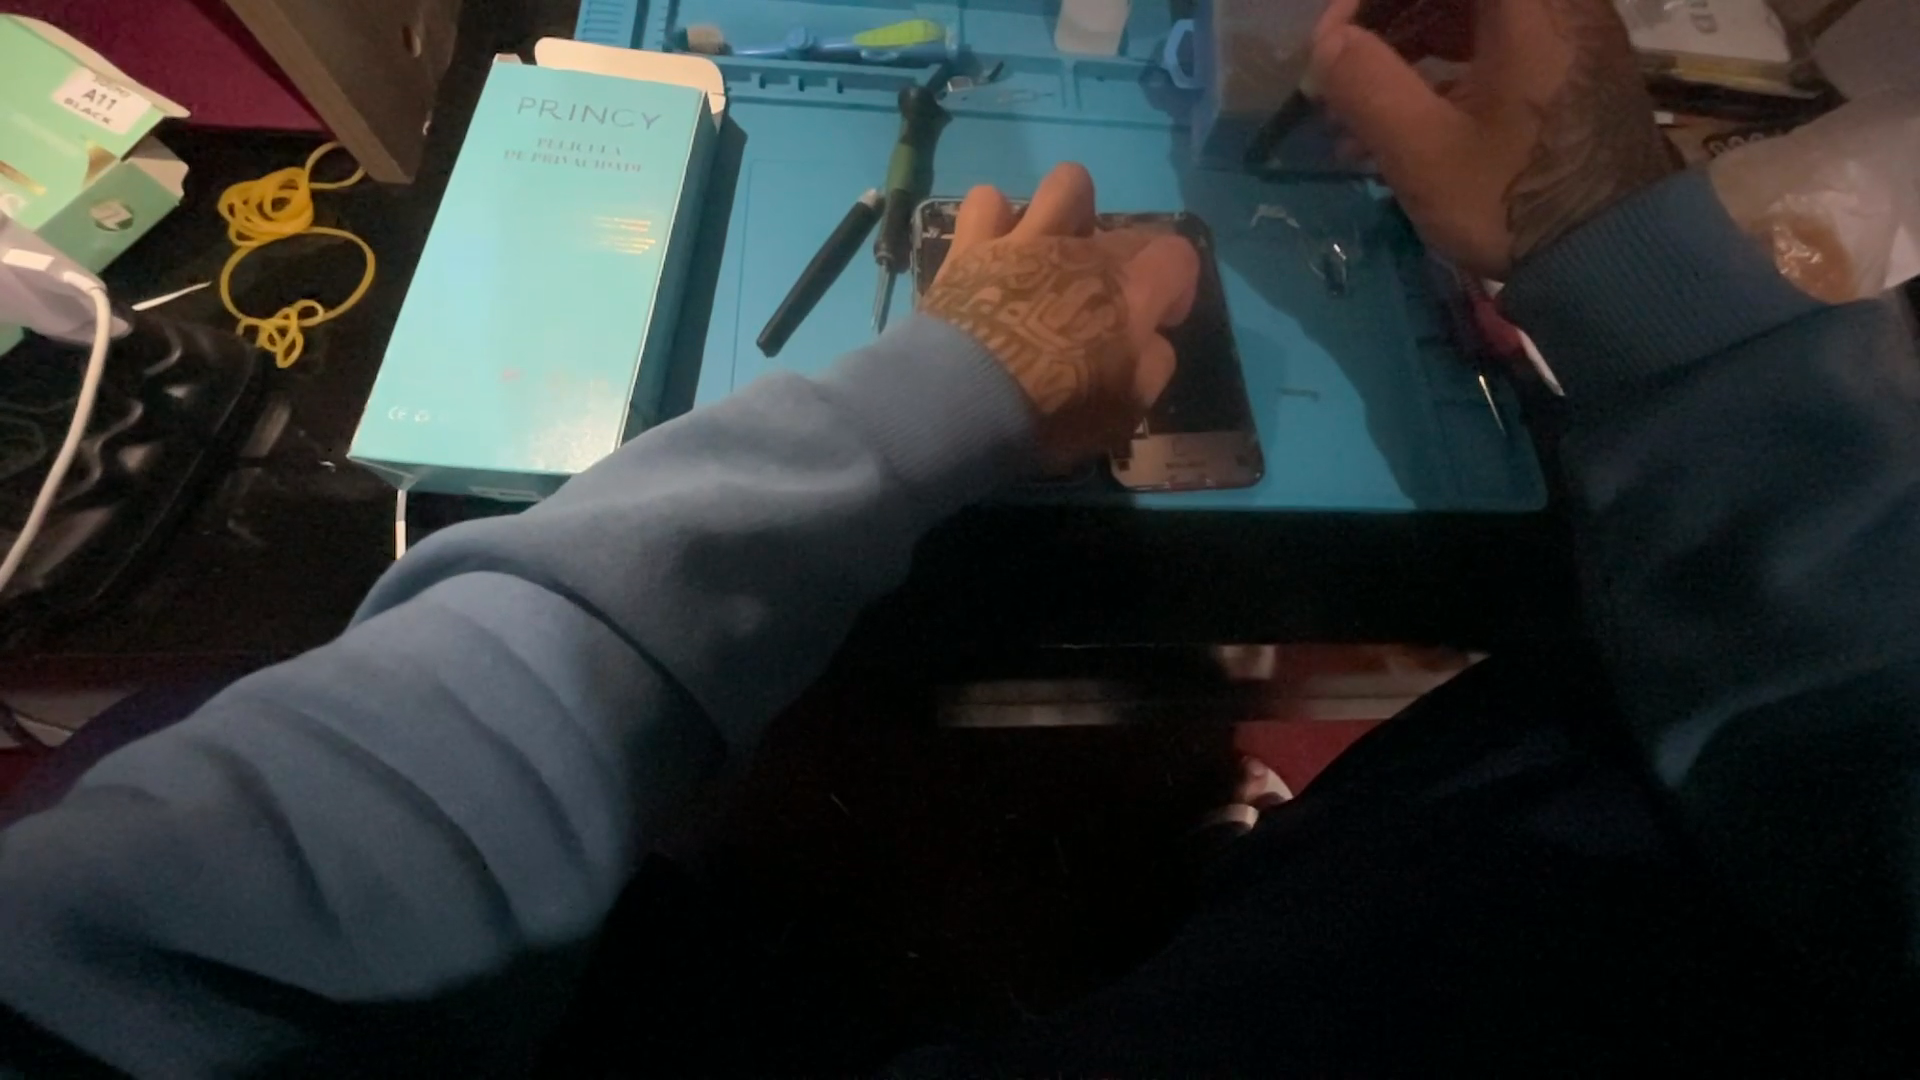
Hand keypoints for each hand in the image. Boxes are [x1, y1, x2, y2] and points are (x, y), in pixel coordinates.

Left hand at [920, 163, 1199, 467]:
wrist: (963, 401)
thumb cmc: (1050, 413)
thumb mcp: (1124, 411)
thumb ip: (1151, 366)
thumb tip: (1150, 340)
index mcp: (1131, 290)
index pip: (1179, 256)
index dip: (1176, 287)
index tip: (1158, 321)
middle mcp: (1085, 251)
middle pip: (1127, 231)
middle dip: (1129, 264)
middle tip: (1104, 307)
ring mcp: (1027, 240)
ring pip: (1067, 184)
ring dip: (1070, 214)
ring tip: (1057, 253)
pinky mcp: (973, 246)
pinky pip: (988, 202)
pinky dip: (994, 221)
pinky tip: (994, 251)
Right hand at [1310, 0, 1676, 276]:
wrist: (1604, 248)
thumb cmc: (1508, 197)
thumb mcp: (1423, 150)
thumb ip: (1368, 87)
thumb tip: (1325, 43)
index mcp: (1525, 3)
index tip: (1329, 42)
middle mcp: (1550, 1)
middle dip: (1382, 22)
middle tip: (1335, 74)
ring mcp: (1556, 33)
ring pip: (1462, 13)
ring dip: (1399, 50)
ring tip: (1352, 111)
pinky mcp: (1554, 70)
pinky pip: (1482, 45)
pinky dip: (1431, 72)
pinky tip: (1393, 125)